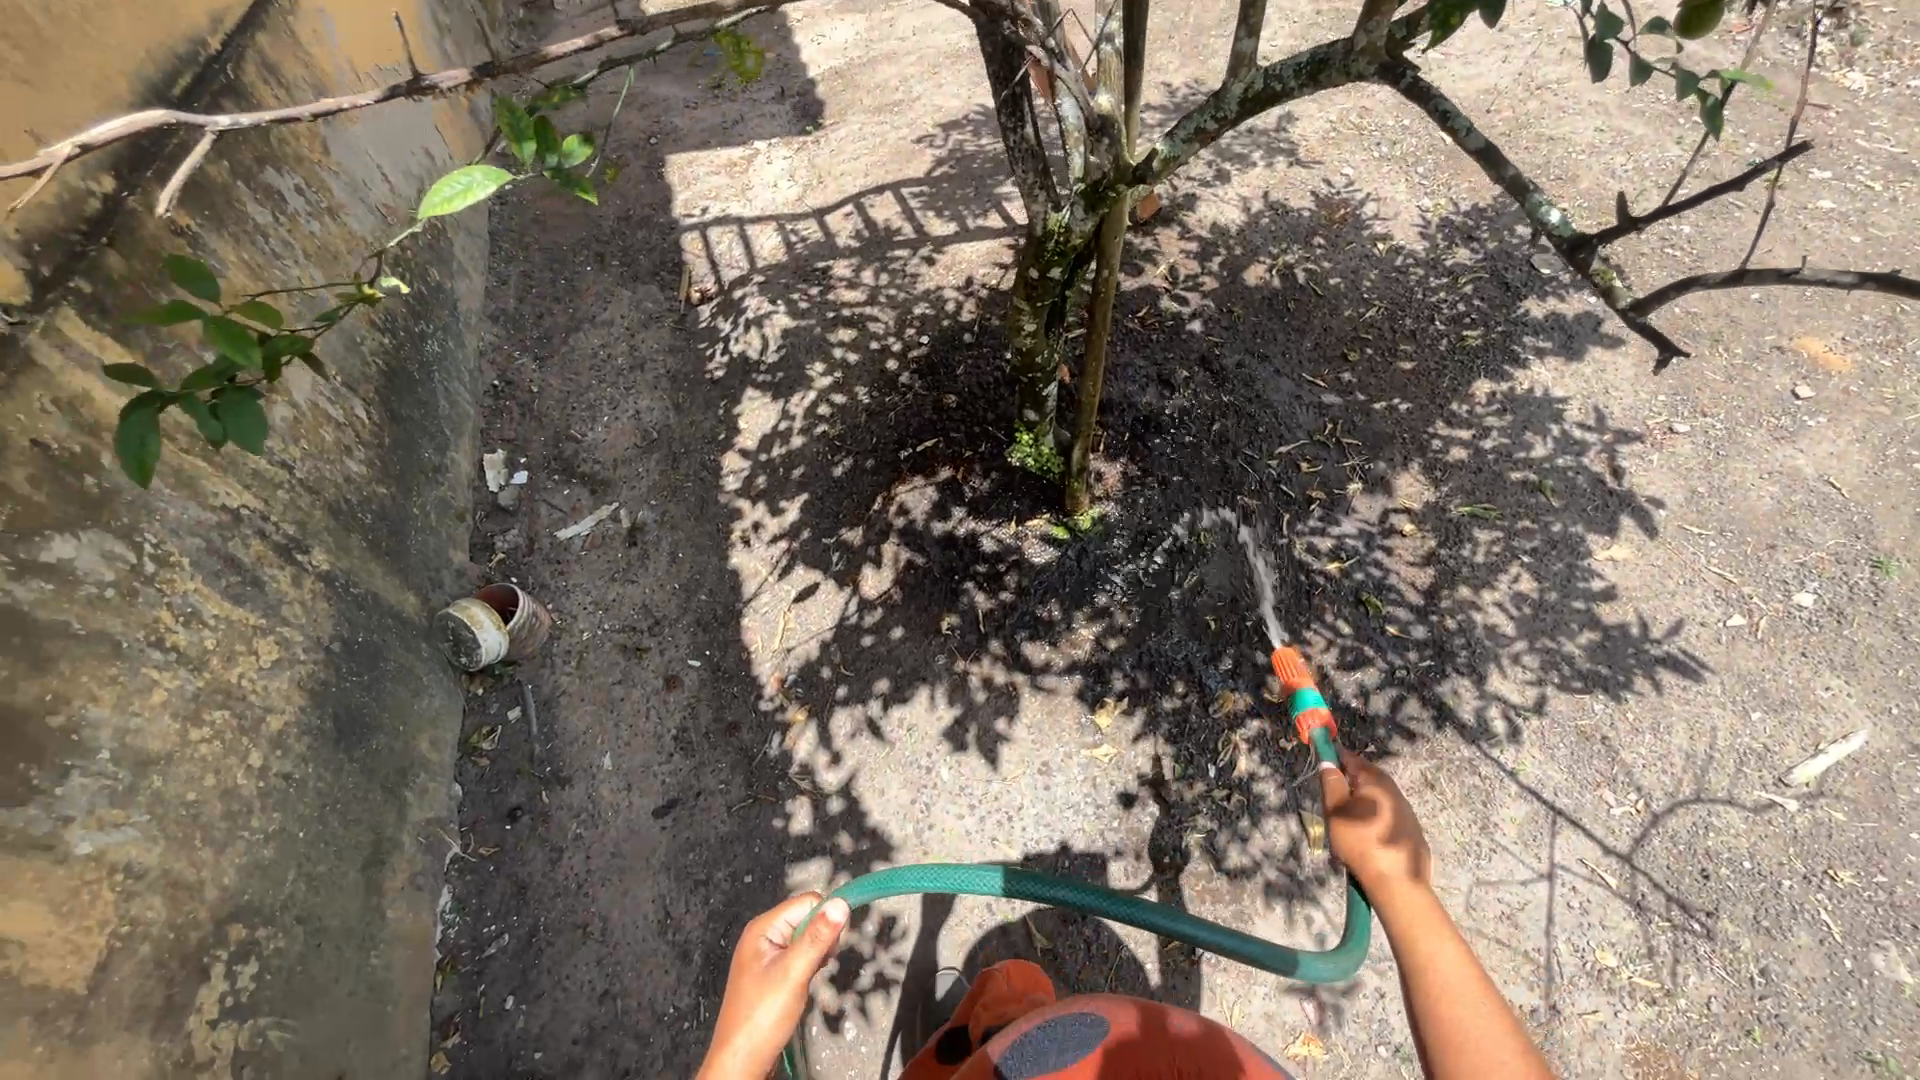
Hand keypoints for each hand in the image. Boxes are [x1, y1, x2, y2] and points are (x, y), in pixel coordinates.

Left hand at [695, 892, 850, 1079]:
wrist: (741, 1064)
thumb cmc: (760, 1020)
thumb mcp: (793, 973)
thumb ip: (817, 937)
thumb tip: (840, 903)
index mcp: (764, 927)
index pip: (807, 902)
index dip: (825, 920)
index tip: (830, 946)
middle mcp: (765, 936)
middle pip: (808, 918)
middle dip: (820, 940)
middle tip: (812, 968)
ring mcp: (768, 954)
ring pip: (808, 938)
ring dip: (816, 956)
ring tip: (805, 979)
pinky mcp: (774, 972)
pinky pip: (801, 956)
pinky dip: (810, 967)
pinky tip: (803, 984)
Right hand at [1320, 748, 1431, 899]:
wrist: (1396, 882)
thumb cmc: (1359, 840)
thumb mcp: (1335, 810)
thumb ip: (1330, 783)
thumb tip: (1328, 762)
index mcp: (1376, 782)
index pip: (1354, 759)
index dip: (1337, 758)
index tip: (1324, 764)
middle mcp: (1395, 792)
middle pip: (1369, 779)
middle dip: (1351, 783)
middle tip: (1334, 797)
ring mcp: (1408, 813)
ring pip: (1380, 800)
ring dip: (1365, 803)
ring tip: (1349, 821)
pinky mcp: (1413, 833)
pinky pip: (1390, 818)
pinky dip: (1377, 820)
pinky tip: (1368, 837)